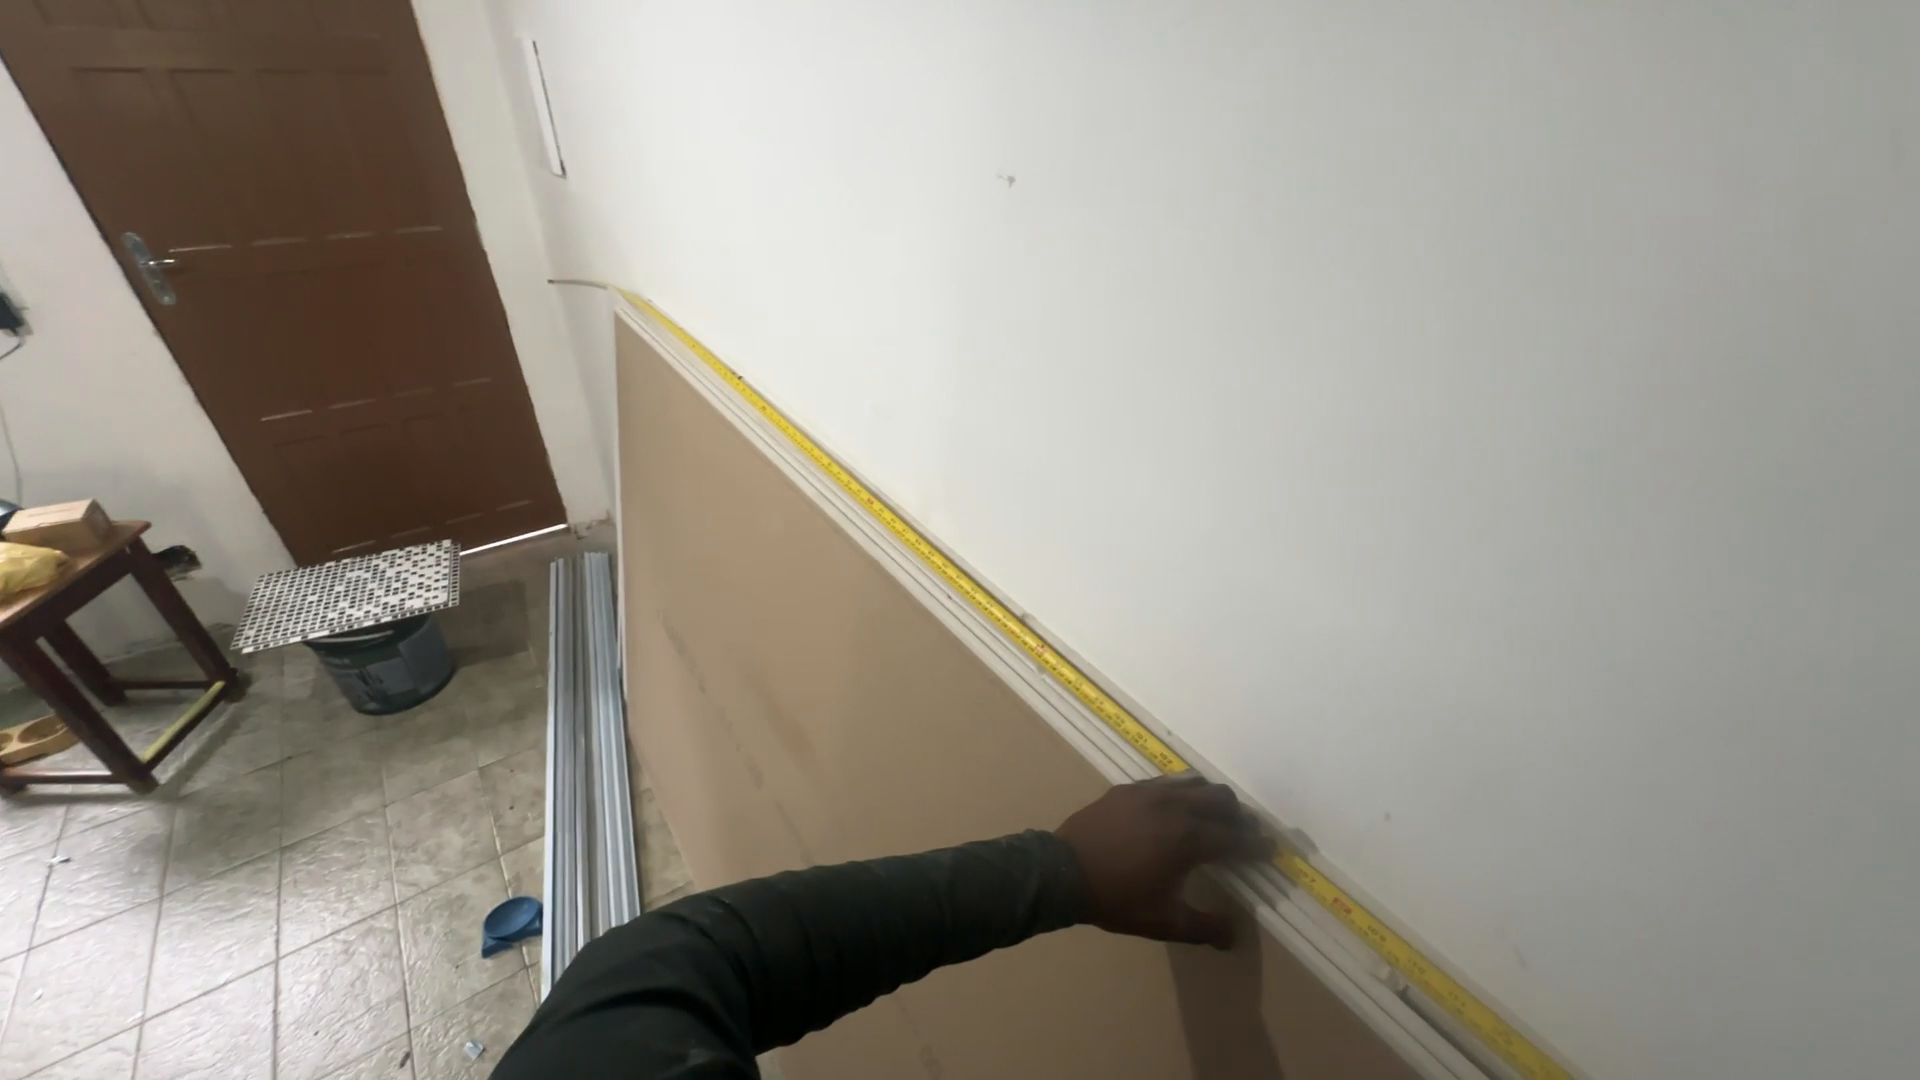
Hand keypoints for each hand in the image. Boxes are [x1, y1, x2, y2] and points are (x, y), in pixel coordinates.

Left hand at [1054, 774, 1271, 949]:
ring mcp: (1149, 792)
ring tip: (1214, 819)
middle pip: (1221, 800)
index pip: (1235, 838)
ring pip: (1195, 783)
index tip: (1270, 850)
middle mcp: (1174, 807)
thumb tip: (1233, 935)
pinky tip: (1178, 809)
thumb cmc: (1117, 899)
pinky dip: (1183, 792)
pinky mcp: (1128, 788)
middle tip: (1243, 835)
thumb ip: (1204, 928)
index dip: (1257, 846)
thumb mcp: (1164, 922)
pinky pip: (1167, 782)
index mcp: (1188, 839)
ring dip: (1212, 799)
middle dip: (1238, 817)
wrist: (1064, 872)